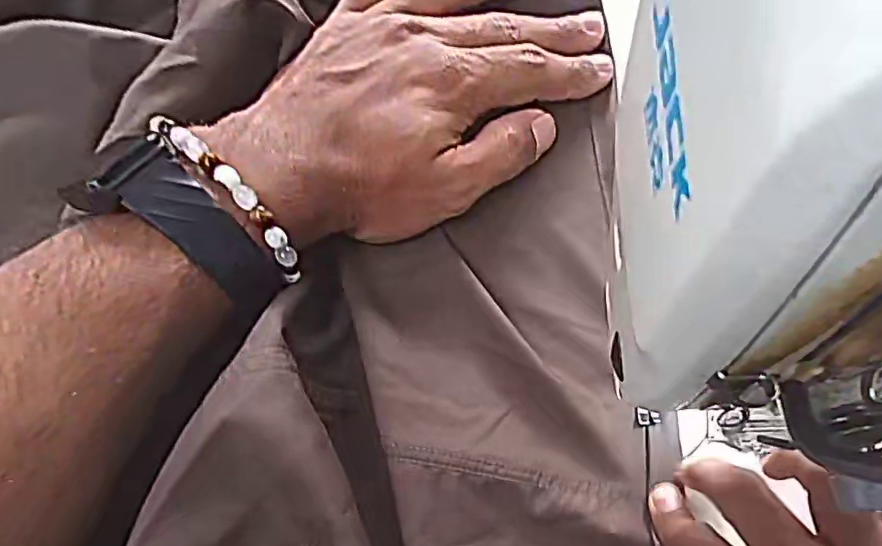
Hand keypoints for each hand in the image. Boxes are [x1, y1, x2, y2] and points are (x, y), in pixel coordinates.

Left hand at [198, 0, 612, 244]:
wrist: (286, 168)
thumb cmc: (362, 187)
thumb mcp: (445, 191)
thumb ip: (498, 154)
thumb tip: (539, 126)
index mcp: (451, 83)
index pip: (527, 70)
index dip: (568, 72)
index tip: (595, 72)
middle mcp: (423, 40)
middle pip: (505, 28)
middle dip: (553, 31)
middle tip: (588, 29)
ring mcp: (386, 24)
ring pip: (463, 2)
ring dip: (509, 4)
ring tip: (542, 4)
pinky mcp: (354, 24)